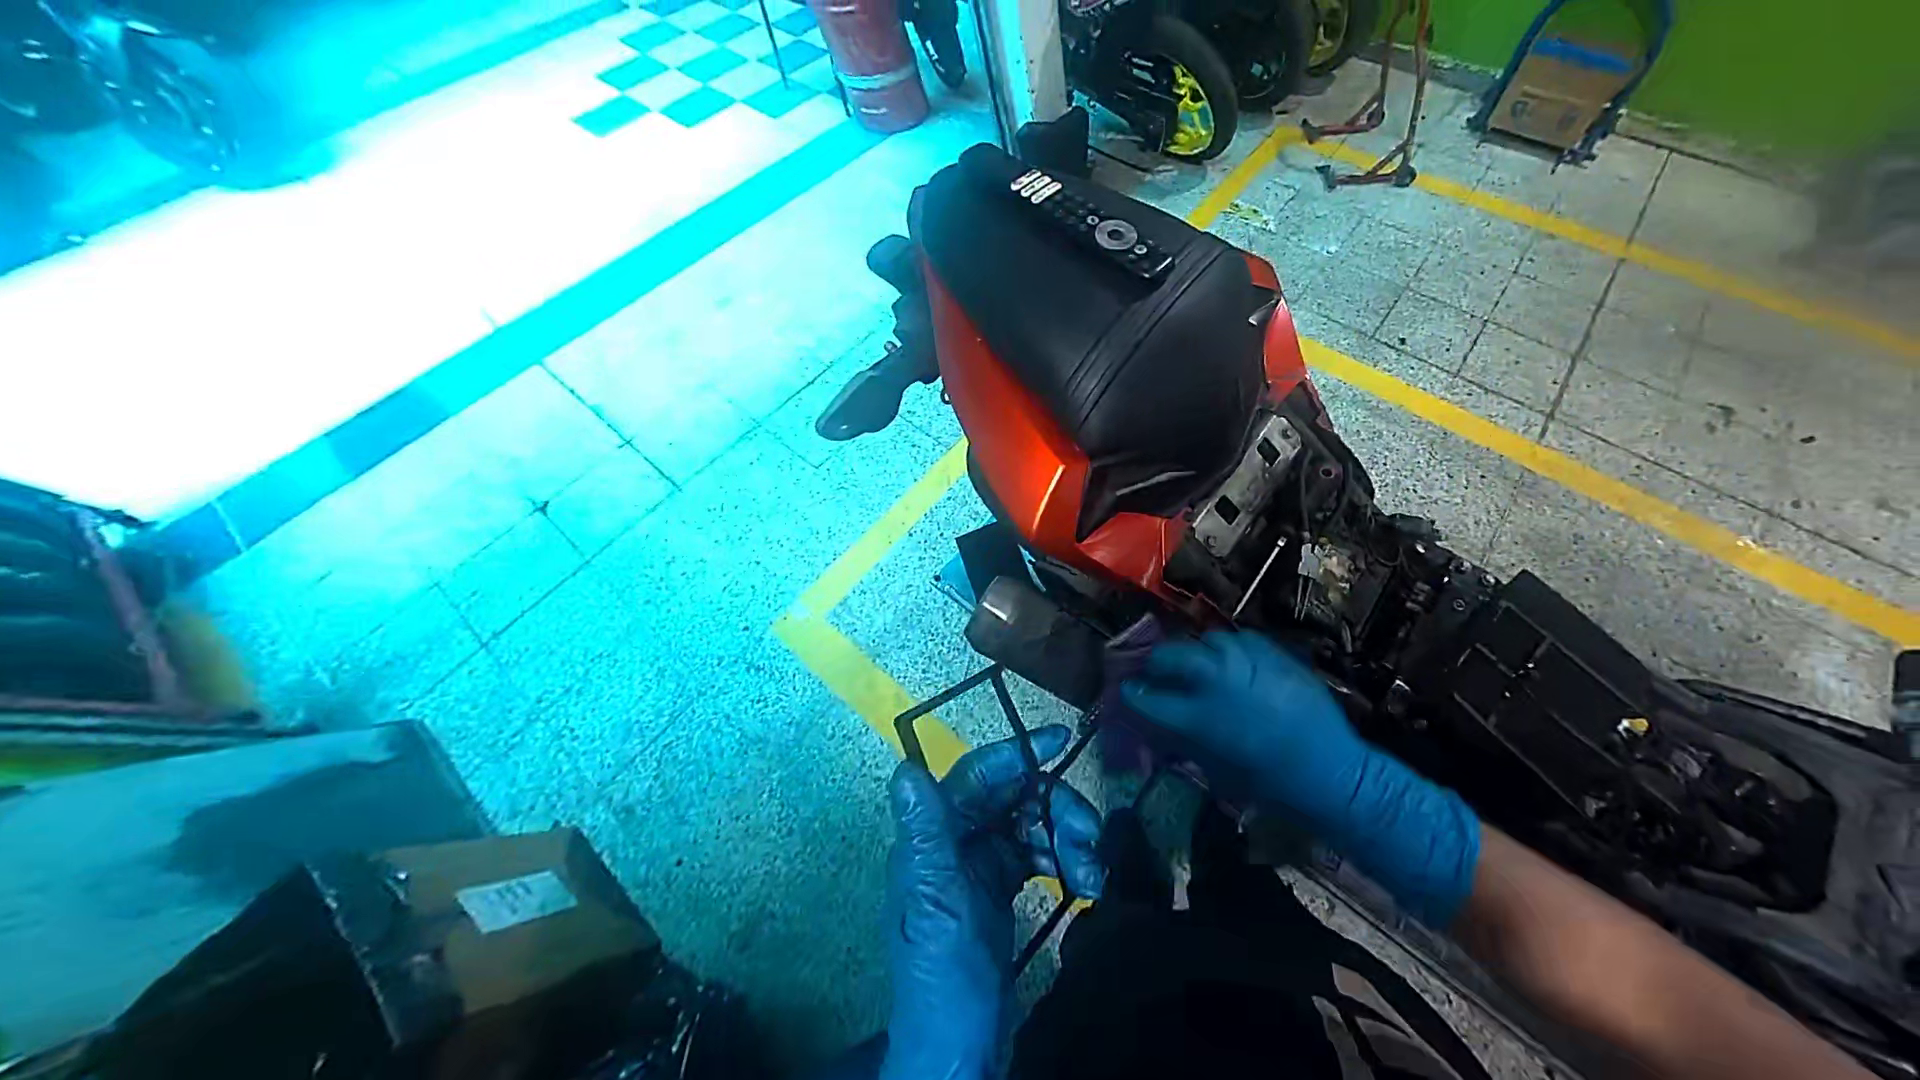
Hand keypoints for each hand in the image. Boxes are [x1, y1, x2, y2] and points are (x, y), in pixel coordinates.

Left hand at [882, 727, 1103, 1079]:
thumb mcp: (936, 898)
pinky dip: (1062, 861)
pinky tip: (1084, 882)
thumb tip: (904, 768)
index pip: (977, 775)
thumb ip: (925, 832)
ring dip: (1065, 836)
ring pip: (1029, 823)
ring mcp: (980, 863)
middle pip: (1011, 796)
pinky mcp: (1002, 887)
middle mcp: (955, 839)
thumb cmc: (941, 969)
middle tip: (1090, 832)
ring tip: (1092, 870)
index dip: (1015, 752)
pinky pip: (1037, 855)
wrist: (958, 1042)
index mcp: (933, 834)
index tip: (1059, 739)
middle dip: (1054, 805)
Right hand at [1120, 629, 1479, 925]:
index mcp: (1195, 714)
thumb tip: (1159, 717)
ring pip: (1205, 641)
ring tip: (1200, 667)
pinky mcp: (1271, 652)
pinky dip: (1229, 651)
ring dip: (1196, 654)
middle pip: (1168, 655)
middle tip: (1156, 673)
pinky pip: (1239, 641)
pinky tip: (1234, 665)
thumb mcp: (1212, 764)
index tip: (1127, 691)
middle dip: (1156, 664)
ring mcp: (1244, 660)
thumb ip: (1181, 734)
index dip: (1131, 694)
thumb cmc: (1267, 780)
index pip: (1146, 696)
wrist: (1330, 770)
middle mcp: (1214, 678)